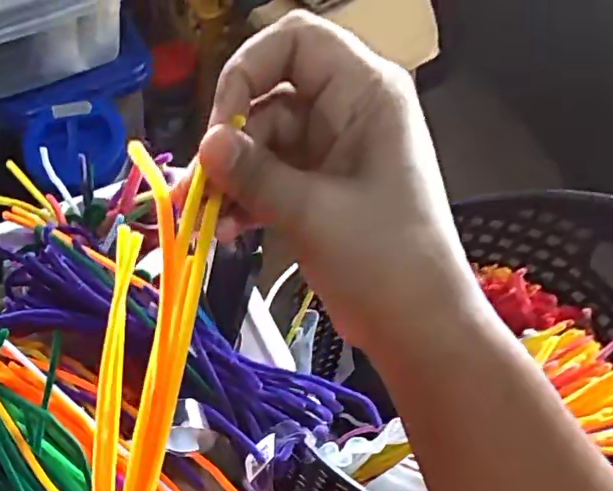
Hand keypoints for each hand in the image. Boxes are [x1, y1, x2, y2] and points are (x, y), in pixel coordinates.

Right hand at [196, 12, 485, 358]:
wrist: (414, 324)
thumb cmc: (384, 260)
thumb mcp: (315, 213)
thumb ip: (258, 176)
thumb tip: (205, 147)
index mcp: (364, 94)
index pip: (295, 44)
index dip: (247, 73)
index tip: (217, 129)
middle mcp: (347, 116)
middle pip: (271, 102)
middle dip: (231, 146)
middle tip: (198, 190)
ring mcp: (332, 160)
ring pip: (266, 151)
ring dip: (232, 183)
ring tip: (205, 220)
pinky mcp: (319, 199)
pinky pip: (272, 186)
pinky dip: (247, 205)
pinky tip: (226, 232)